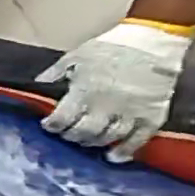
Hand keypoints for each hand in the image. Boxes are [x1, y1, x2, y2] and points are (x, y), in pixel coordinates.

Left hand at [38, 20, 190, 162]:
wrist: (155, 39)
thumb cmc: (110, 47)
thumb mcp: (74, 57)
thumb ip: (55, 72)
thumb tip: (38, 82)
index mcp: (83, 92)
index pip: (61, 119)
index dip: (52, 126)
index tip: (48, 125)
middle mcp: (106, 105)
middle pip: (84, 132)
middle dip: (71, 136)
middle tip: (68, 133)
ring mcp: (132, 110)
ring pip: (109, 137)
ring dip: (94, 142)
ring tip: (87, 141)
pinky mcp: (155, 112)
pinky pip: (142, 137)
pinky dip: (127, 149)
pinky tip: (115, 156)